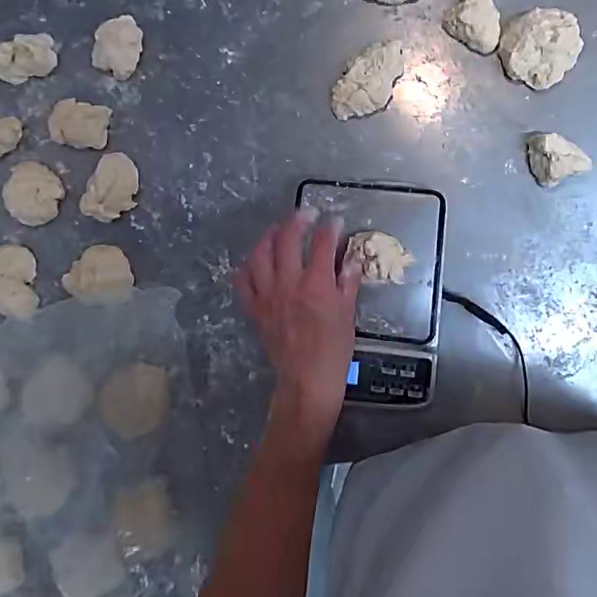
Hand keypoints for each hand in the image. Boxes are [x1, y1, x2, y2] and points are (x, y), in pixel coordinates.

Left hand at [236, 209, 361, 440]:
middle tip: (306, 214)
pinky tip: (256, 261)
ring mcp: (268, 296)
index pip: (322, 244)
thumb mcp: (348, 313)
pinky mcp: (256, 310)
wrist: (307, 381)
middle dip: (297, 222)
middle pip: (288, 241)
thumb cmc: (334, 349)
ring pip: (261, 255)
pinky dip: (248, 267)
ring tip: (279, 230)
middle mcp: (289, 284)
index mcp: (317, 285)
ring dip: (269, 237)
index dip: (330, 228)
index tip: (335, 220)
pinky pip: (244, 282)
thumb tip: (351, 259)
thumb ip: (348, 282)